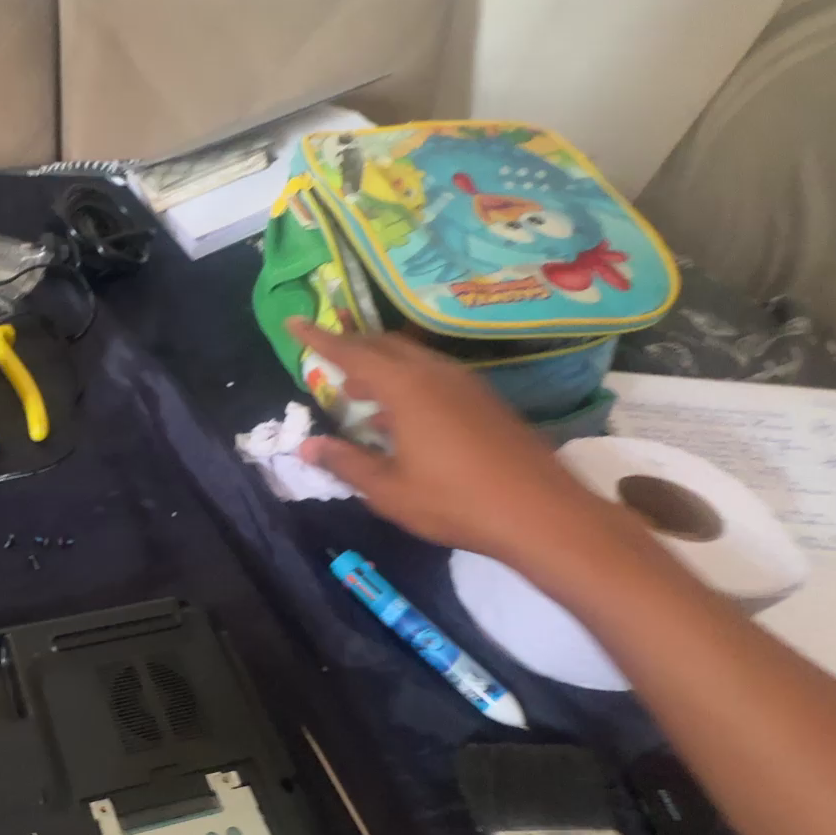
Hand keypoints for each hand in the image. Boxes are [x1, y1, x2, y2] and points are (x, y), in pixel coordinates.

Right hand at [286, 318, 620, 562]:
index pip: (352, 354)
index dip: (319, 339)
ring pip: (413, 360)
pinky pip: (434, 376)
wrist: (541, 513)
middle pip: (385, 347)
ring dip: (380, 367)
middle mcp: (436, 375)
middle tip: (324, 359)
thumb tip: (307, 446)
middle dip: (351, 348)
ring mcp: (466, 386)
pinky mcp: (485, 402)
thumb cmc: (454, 501)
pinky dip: (406, 381)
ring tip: (357, 389)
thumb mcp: (387, 489)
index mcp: (407, 390)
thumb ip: (345, 462)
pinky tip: (400, 415)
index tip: (294, 321)